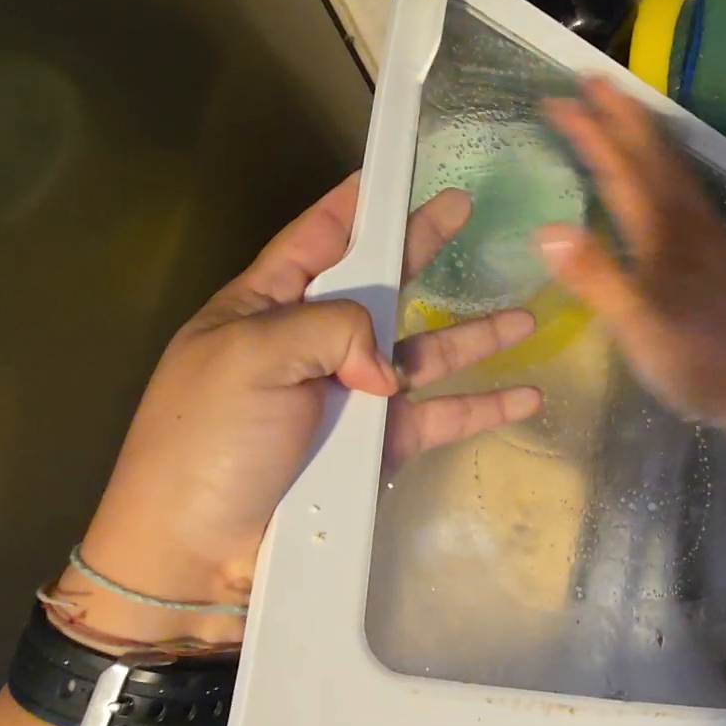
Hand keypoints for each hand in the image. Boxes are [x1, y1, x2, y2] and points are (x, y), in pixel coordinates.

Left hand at [58, 175, 541, 647]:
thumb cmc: (207, 443)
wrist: (199, 555)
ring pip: (426, 353)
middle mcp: (317, 345)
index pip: (317, 239)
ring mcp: (354, 398)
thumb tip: (391, 367)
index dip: (353, 204)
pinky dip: (484, 406)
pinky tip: (525, 395)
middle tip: (463, 208)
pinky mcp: (380, 447)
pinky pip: (441, 416)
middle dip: (423, 246)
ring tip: (526, 315)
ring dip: (476, 334)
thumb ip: (332, 330)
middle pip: (384, 285)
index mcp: (268, 309)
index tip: (389, 170)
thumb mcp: (250, 359)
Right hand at [536, 78, 725, 425]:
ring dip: (649, 133)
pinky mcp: (721, 252)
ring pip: (677, 167)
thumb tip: (547, 230)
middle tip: (591, 80)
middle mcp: (689, 223)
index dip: (588, 133)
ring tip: (628, 108)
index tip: (556, 100)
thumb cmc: (694, 363)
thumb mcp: (637, 329)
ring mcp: (710, 236)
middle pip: (652, 155)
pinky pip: (690, 189)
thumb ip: (596, 279)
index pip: (619, 170)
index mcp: (662, 236)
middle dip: (620, 115)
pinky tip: (669, 173)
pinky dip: (672, 164)